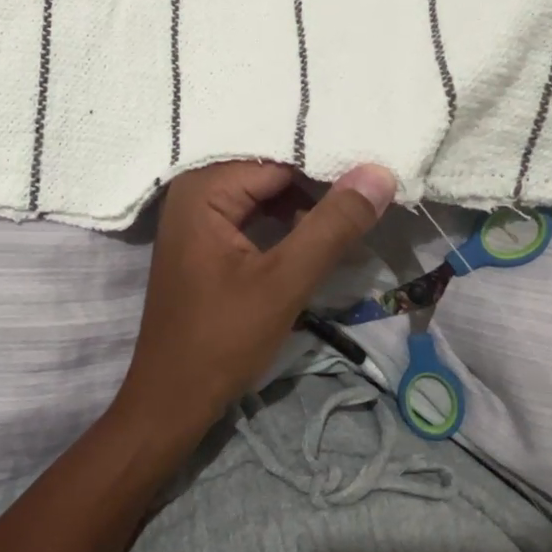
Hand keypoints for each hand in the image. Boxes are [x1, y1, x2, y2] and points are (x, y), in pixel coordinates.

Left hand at [112, 161, 396, 438]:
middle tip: (374, 183)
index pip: (278, 155)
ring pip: (261, 188)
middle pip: (268, 166)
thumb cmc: (221, 339)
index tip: (378, 170)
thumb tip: (379, 172)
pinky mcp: (203, 236)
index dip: (329, 161)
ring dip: (304, 198)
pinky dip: (284, 216)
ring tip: (356, 205)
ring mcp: (195, 213)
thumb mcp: (284, 282)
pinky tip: (318, 229)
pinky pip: (250, 209)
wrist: (171, 396)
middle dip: (318, 176)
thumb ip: (332, 225)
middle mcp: (192, 188)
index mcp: (202, 188)